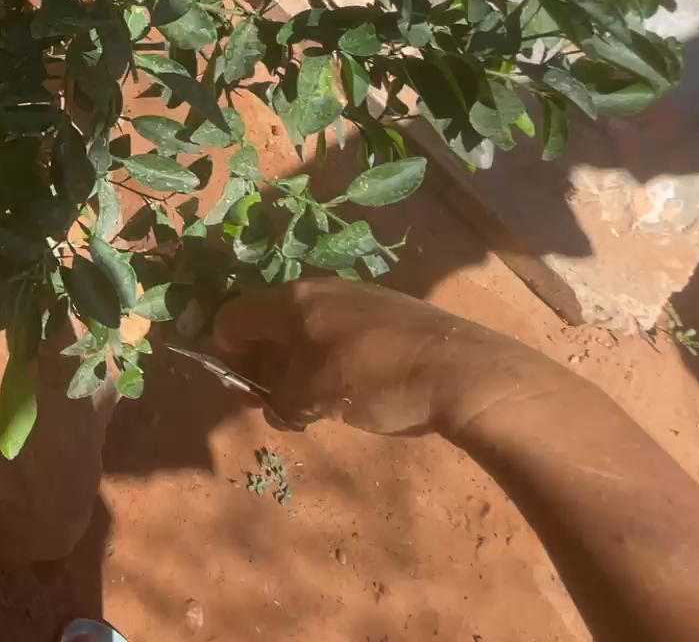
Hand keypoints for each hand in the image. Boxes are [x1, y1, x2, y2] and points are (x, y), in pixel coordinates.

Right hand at [213, 279, 564, 435]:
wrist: (471, 375)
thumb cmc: (374, 381)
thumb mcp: (313, 401)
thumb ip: (280, 403)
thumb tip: (277, 409)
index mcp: (286, 302)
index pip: (230, 319)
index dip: (228, 355)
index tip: (249, 390)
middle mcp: (315, 289)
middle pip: (268, 320)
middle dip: (265, 359)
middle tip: (281, 398)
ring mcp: (357, 295)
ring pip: (307, 325)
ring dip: (301, 359)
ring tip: (325, 397)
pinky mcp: (393, 309)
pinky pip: (344, 328)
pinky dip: (337, 354)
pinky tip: (365, 385)